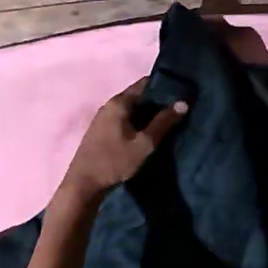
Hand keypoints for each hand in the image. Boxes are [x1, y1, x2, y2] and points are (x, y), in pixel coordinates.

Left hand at [57, 79, 187, 201]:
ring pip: (131, 108)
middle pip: (138, 95)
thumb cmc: (114, 161)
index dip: (164, 86)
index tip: (181, 91)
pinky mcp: (101, 130)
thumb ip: (163, 123)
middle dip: (158, 100)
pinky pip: (124, 118)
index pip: (145, 83)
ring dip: (148, 113)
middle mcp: (109, 104)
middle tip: (179, 107)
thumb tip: (183, 103)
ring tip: (169, 119)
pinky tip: (149, 131)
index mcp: (119, 102)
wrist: (84, 184)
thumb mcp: (144, 144)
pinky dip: (137, 121)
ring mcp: (103, 117)